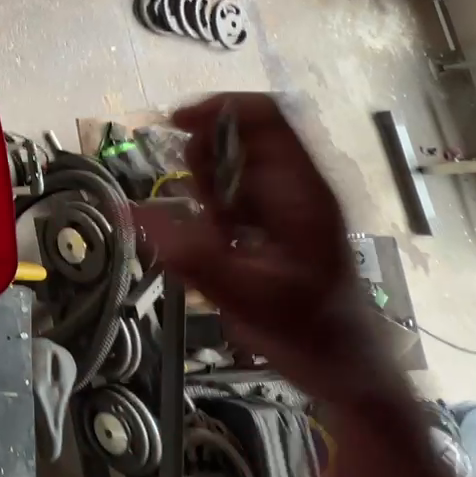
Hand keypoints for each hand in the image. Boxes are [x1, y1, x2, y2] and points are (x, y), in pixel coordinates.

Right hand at [131, 92, 393, 404]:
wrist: (347, 368)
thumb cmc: (304, 330)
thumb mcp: (241, 294)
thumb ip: (186, 251)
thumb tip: (128, 208)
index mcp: (301, 189)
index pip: (263, 114)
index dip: (217, 108)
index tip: (174, 126)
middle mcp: (298, 182)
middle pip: (241, 130)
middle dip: (205, 153)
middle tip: (196, 197)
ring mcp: (290, 198)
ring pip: (235, 157)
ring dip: (207, 179)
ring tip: (212, 225)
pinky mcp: (280, 214)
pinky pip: (237, 184)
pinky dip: (215, 198)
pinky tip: (219, 236)